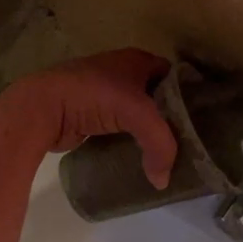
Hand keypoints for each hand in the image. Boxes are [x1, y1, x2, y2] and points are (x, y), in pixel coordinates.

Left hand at [5, 49, 178, 187]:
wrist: (42, 107)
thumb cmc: (95, 97)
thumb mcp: (139, 114)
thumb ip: (161, 146)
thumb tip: (162, 181)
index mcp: (136, 60)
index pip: (173, 77)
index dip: (187, 96)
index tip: (200, 121)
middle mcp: (120, 71)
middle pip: (154, 97)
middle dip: (167, 118)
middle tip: (184, 143)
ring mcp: (101, 92)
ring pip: (133, 113)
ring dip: (144, 131)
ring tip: (162, 153)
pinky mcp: (87, 114)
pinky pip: (115, 128)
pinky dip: (125, 140)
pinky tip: (134, 155)